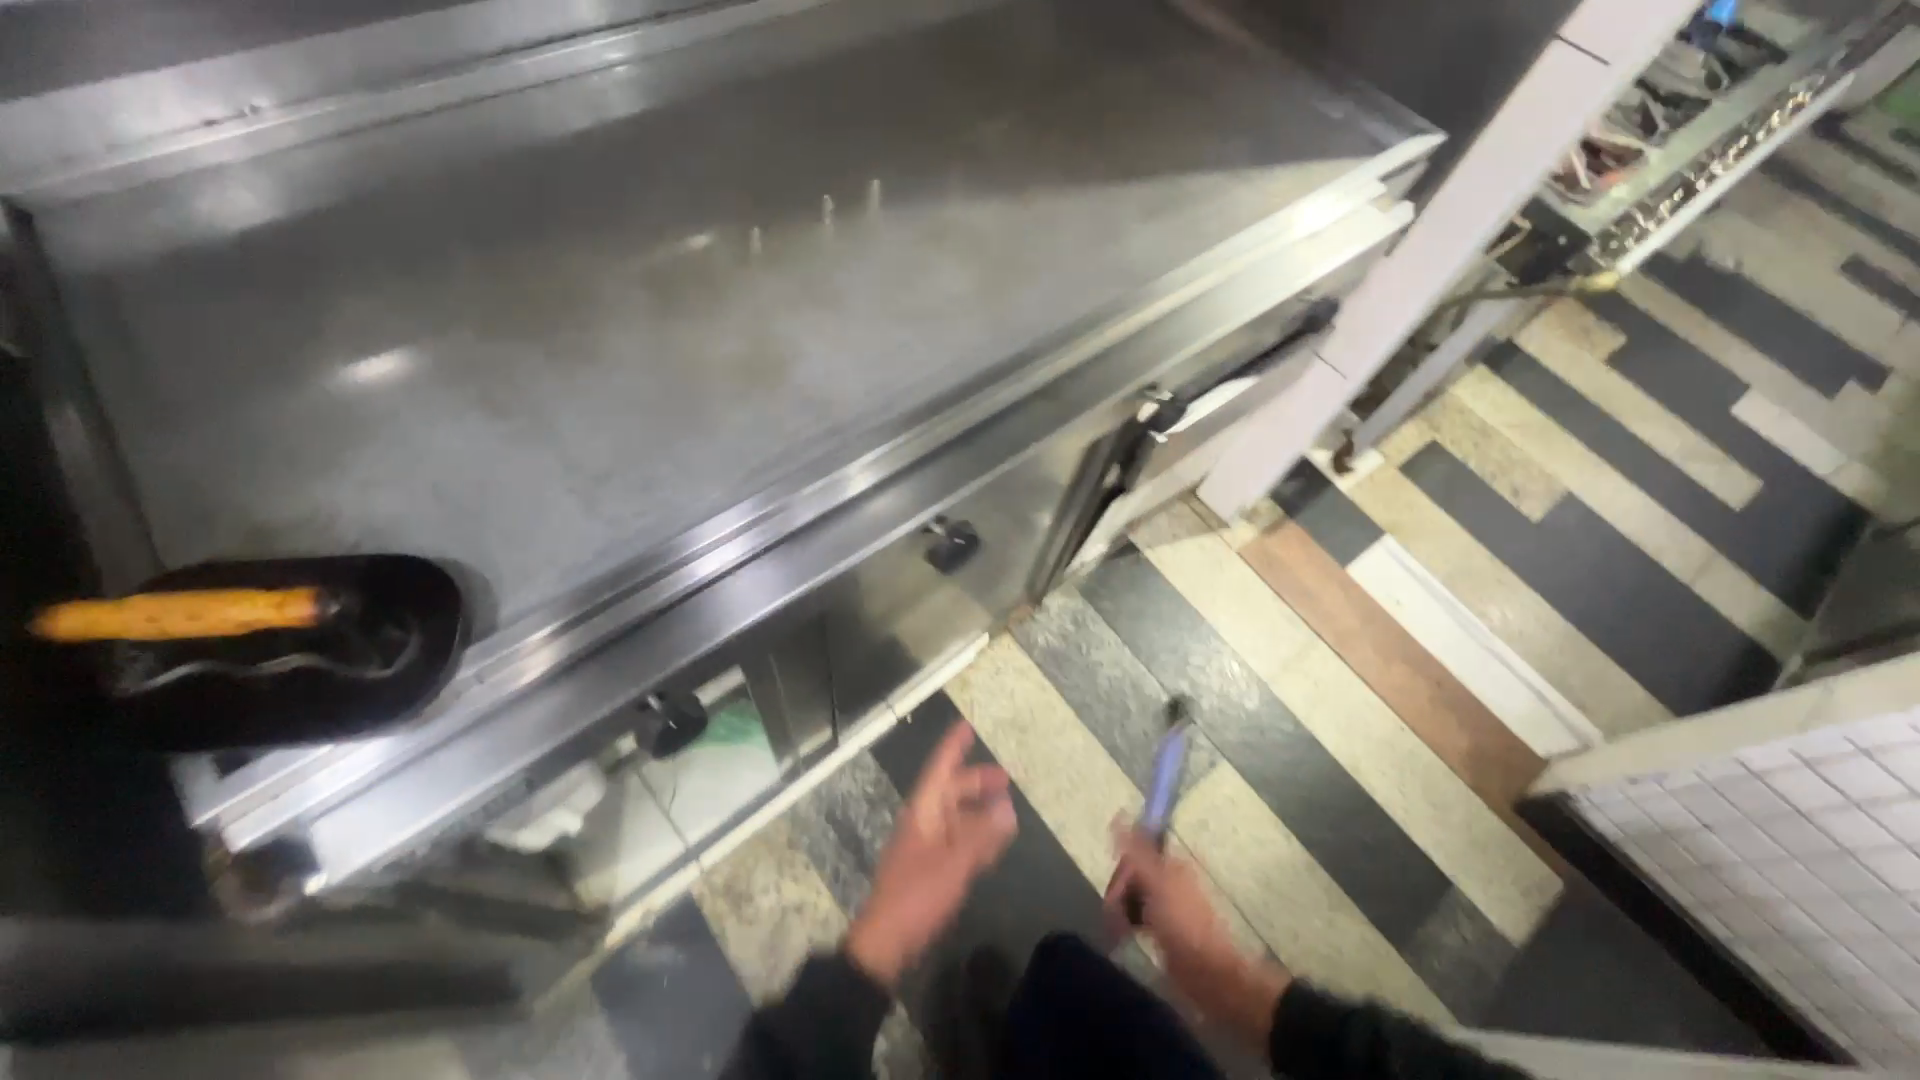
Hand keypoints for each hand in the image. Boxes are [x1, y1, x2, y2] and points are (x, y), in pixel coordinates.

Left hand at [844, 722, 1016, 987]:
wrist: (885, 943)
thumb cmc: (916, 897)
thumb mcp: (953, 865)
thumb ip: (981, 837)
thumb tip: (1008, 808)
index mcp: (922, 814)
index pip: (939, 771)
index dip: (952, 748)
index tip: (966, 726)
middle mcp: (922, 824)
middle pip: (949, 793)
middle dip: (974, 782)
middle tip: (1005, 778)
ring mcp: (924, 849)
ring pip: (954, 819)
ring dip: (977, 811)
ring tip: (1005, 808)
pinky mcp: (929, 872)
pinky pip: (956, 844)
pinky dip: (974, 838)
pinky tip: (991, 844)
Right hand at [1104, 820, 1290, 1046]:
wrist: (1208, 974)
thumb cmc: (1183, 924)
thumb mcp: (1157, 882)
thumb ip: (1137, 849)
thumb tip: (1119, 814)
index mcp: (1171, 864)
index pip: (1135, 852)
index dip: (1122, 870)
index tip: (1116, 892)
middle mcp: (1170, 880)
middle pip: (1132, 875)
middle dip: (1118, 892)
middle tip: (1115, 915)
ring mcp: (1167, 906)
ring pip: (1133, 897)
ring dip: (1120, 911)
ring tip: (1118, 931)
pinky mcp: (1164, 930)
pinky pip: (1137, 917)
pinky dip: (1128, 924)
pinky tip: (1126, 937)